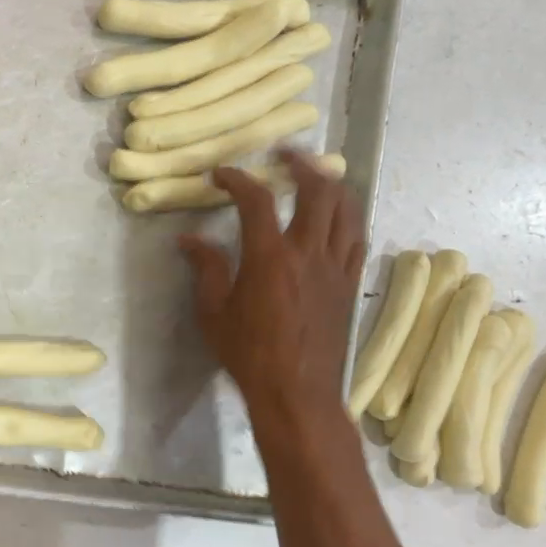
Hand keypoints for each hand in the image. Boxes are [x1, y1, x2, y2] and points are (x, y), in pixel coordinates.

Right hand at [178, 150, 365, 419]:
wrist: (296, 390)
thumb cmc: (248, 354)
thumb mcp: (213, 312)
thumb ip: (206, 269)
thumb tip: (189, 240)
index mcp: (270, 258)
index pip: (257, 201)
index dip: (237, 179)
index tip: (220, 175)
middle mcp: (309, 252)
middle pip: (318, 190)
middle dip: (301, 164)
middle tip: (282, 155)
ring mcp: (335, 266)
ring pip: (346, 208)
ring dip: (331, 184)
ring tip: (316, 176)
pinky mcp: (349, 282)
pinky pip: (356, 236)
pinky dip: (347, 215)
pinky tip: (336, 215)